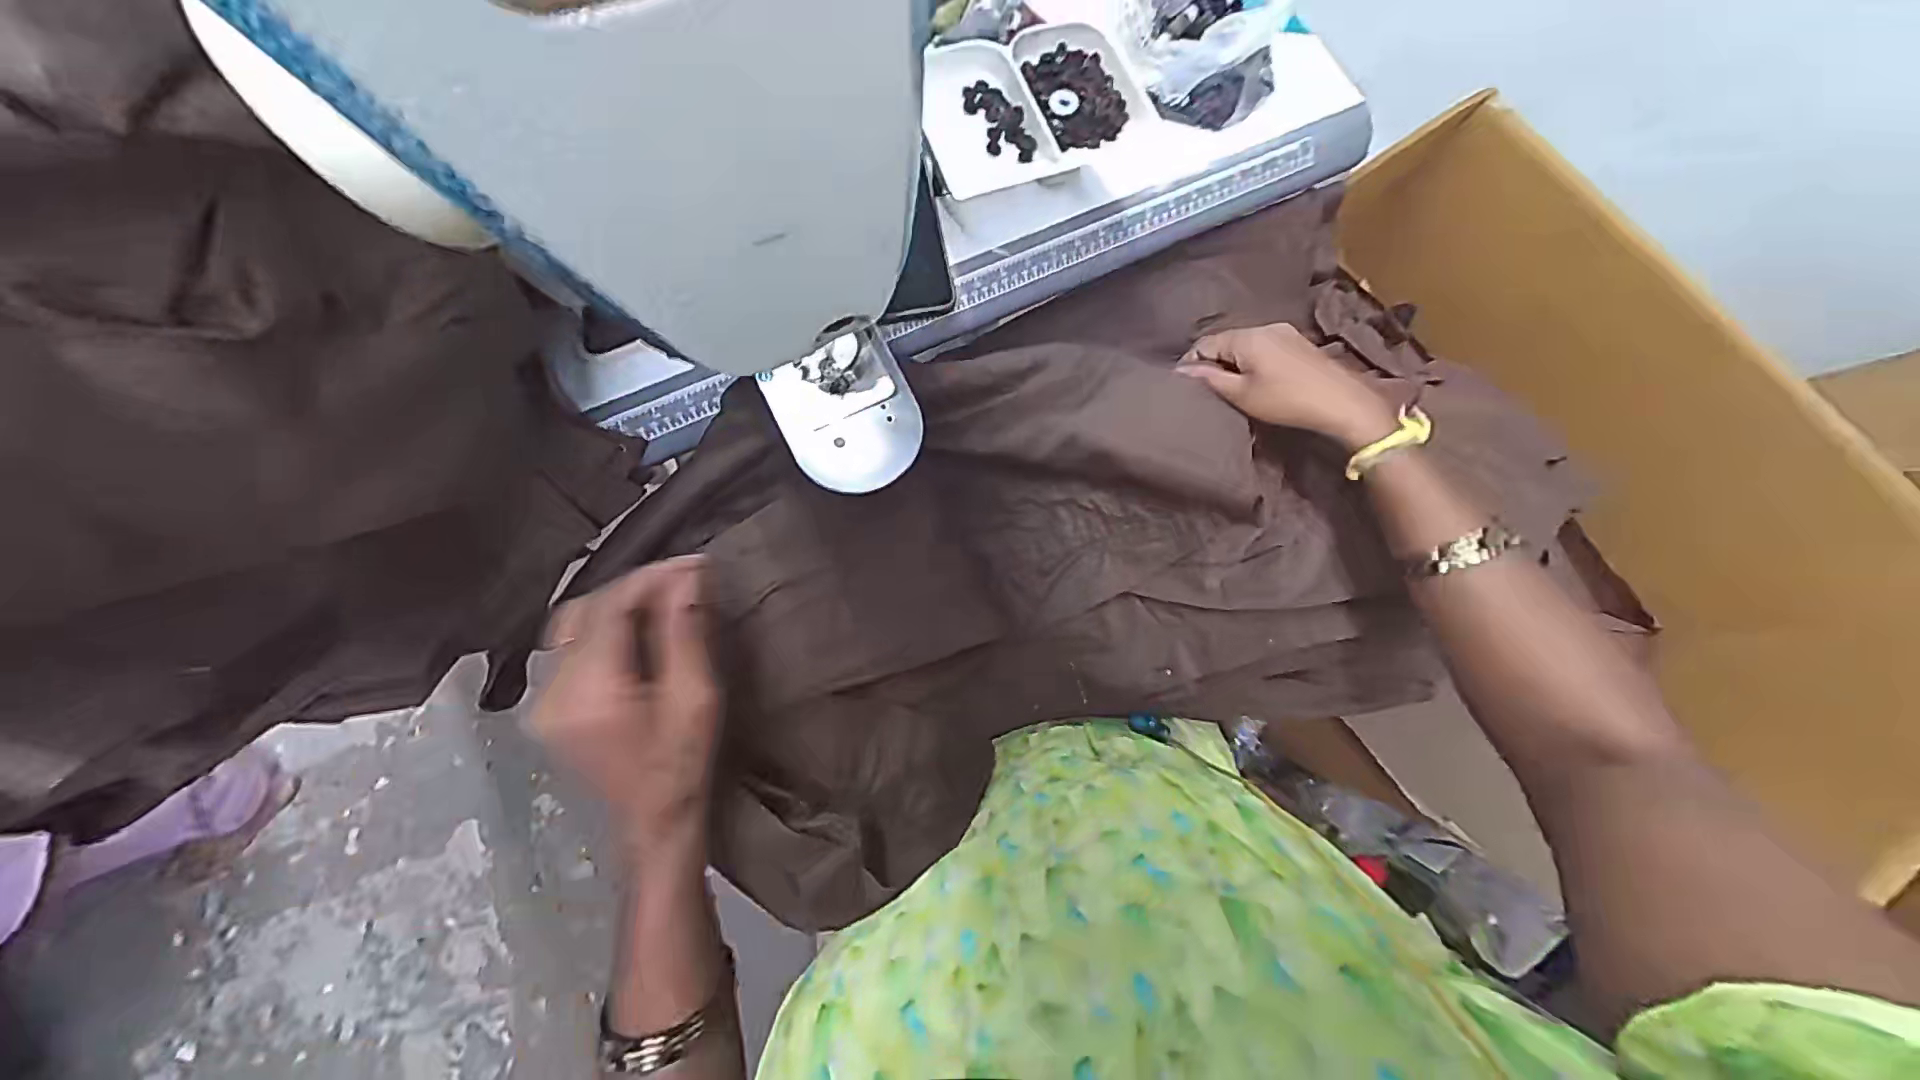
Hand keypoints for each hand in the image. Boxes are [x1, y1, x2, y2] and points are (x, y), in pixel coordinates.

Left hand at [530, 557, 720, 855]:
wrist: (653, 822)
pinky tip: (639, 629)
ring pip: (573, 624)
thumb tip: (689, 576)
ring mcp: (544, 701)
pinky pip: (570, 646)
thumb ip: (686, 633)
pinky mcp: (549, 706)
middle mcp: (554, 691)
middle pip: (585, 609)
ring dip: (619, 604)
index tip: (692, 564)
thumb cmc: (683, 765)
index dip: (652, 577)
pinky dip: (605, 627)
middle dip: (635, 586)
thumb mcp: (696, 698)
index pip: (611, 607)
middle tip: (682, 580)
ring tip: (664, 600)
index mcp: (590, 691)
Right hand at [1175, 323, 1398, 450]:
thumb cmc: (1286, 400)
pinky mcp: (1298, 343)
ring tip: (1227, 386)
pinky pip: (1262, 347)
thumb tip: (1182, 370)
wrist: (1342, 402)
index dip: (1191, 362)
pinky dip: (1250, 361)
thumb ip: (1210, 379)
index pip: (1205, 343)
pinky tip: (1253, 380)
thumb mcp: (1241, 394)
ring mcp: (1284, 333)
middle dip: (1211, 361)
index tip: (1184, 385)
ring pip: (1244, 344)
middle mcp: (1265, 327)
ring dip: (1231, 362)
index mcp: (1247, 337)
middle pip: (1226, 341)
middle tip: (1204, 389)